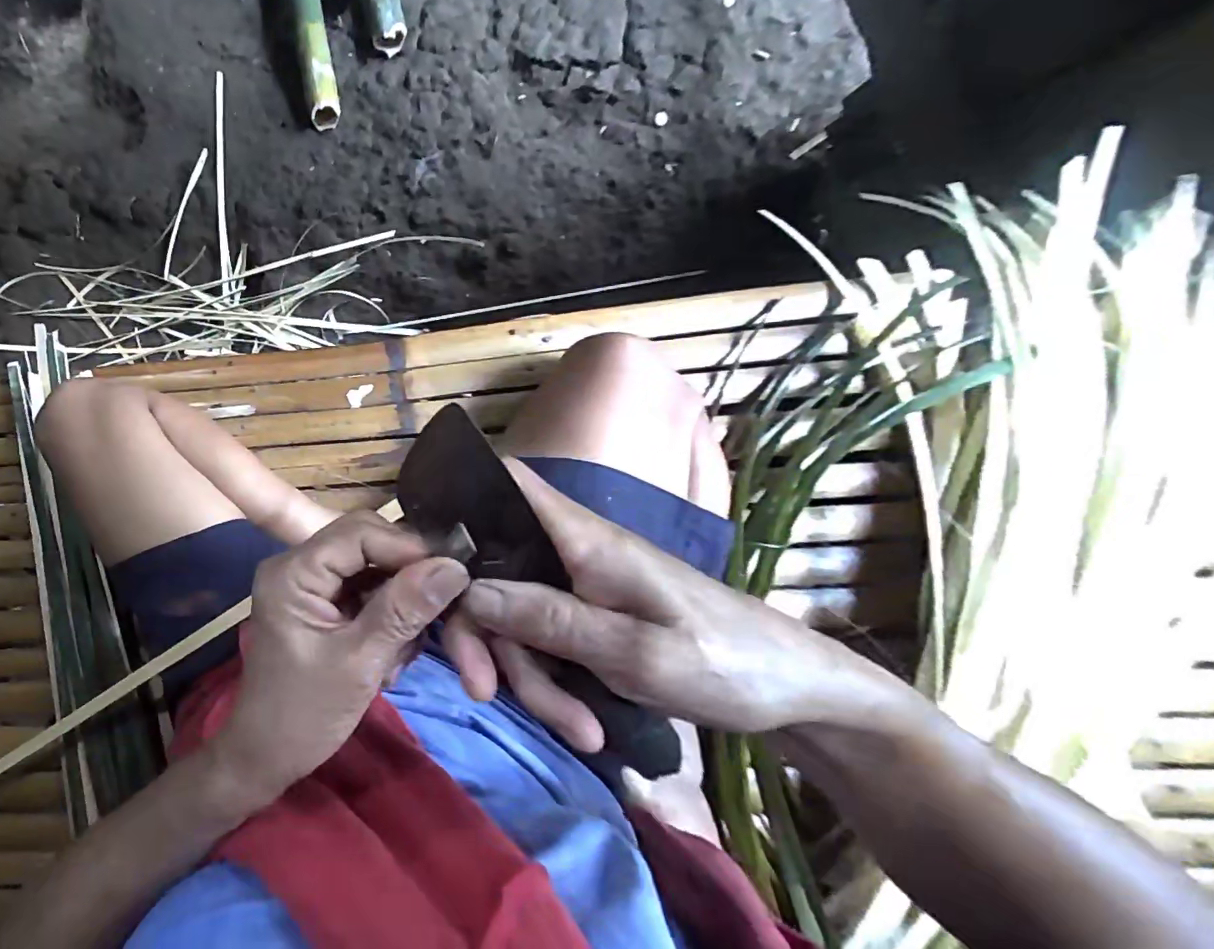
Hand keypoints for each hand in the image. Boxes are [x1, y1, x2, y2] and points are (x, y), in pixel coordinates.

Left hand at [211, 512, 469, 798]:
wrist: (266, 759)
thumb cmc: (304, 715)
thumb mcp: (361, 662)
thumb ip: (405, 610)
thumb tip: (455, 568)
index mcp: (294, 571)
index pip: (360, 532)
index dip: (408, 547)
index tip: (449, 575)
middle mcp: (299, 564)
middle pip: (369, 543)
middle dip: (405, 576)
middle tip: (433, 612)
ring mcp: (311, 583)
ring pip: (374, 567)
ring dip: (399, 602)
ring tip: (402, 649)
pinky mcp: (324, 602)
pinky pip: (369, 590)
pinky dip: (389, 616)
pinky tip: (391, 654)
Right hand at [443, 459, 921, 749]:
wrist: (792, 691)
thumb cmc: (724, 660)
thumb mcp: (636, 652)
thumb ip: (551, 620)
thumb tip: (469, 591)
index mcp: (582, 537)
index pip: (508, 483)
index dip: (459, 493)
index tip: (420, 543)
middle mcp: (571, 551)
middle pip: (495, 570)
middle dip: (486, 633)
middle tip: (484, 690)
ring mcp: (579, 587)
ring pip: (518, 616)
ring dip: (529, 674)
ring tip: (576, 731)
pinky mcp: (589, 618)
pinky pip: (545, 641)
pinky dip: (552, 681)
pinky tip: (583, 724)